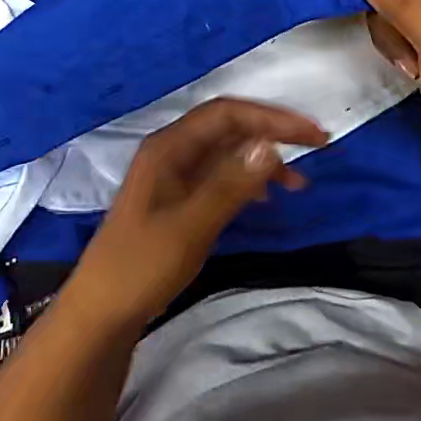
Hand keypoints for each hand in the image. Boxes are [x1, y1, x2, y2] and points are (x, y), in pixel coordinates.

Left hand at [64, 99, 327, 331]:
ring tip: (298, 183)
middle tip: (316, 146)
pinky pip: (217, 175)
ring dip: (260, 158)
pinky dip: (245, 180)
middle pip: (226, 126)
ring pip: (223, 151)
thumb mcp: (191, 226)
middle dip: (270, 131)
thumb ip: (229, 185)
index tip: (312, 134)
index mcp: (168, 147)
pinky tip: (264, 198)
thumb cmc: (142, 264)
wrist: (103, 307)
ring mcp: (171, 174)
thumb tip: (270, 145)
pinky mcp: (176, 198)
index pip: (224, 114)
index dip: (269, 117)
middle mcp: (170, 151)